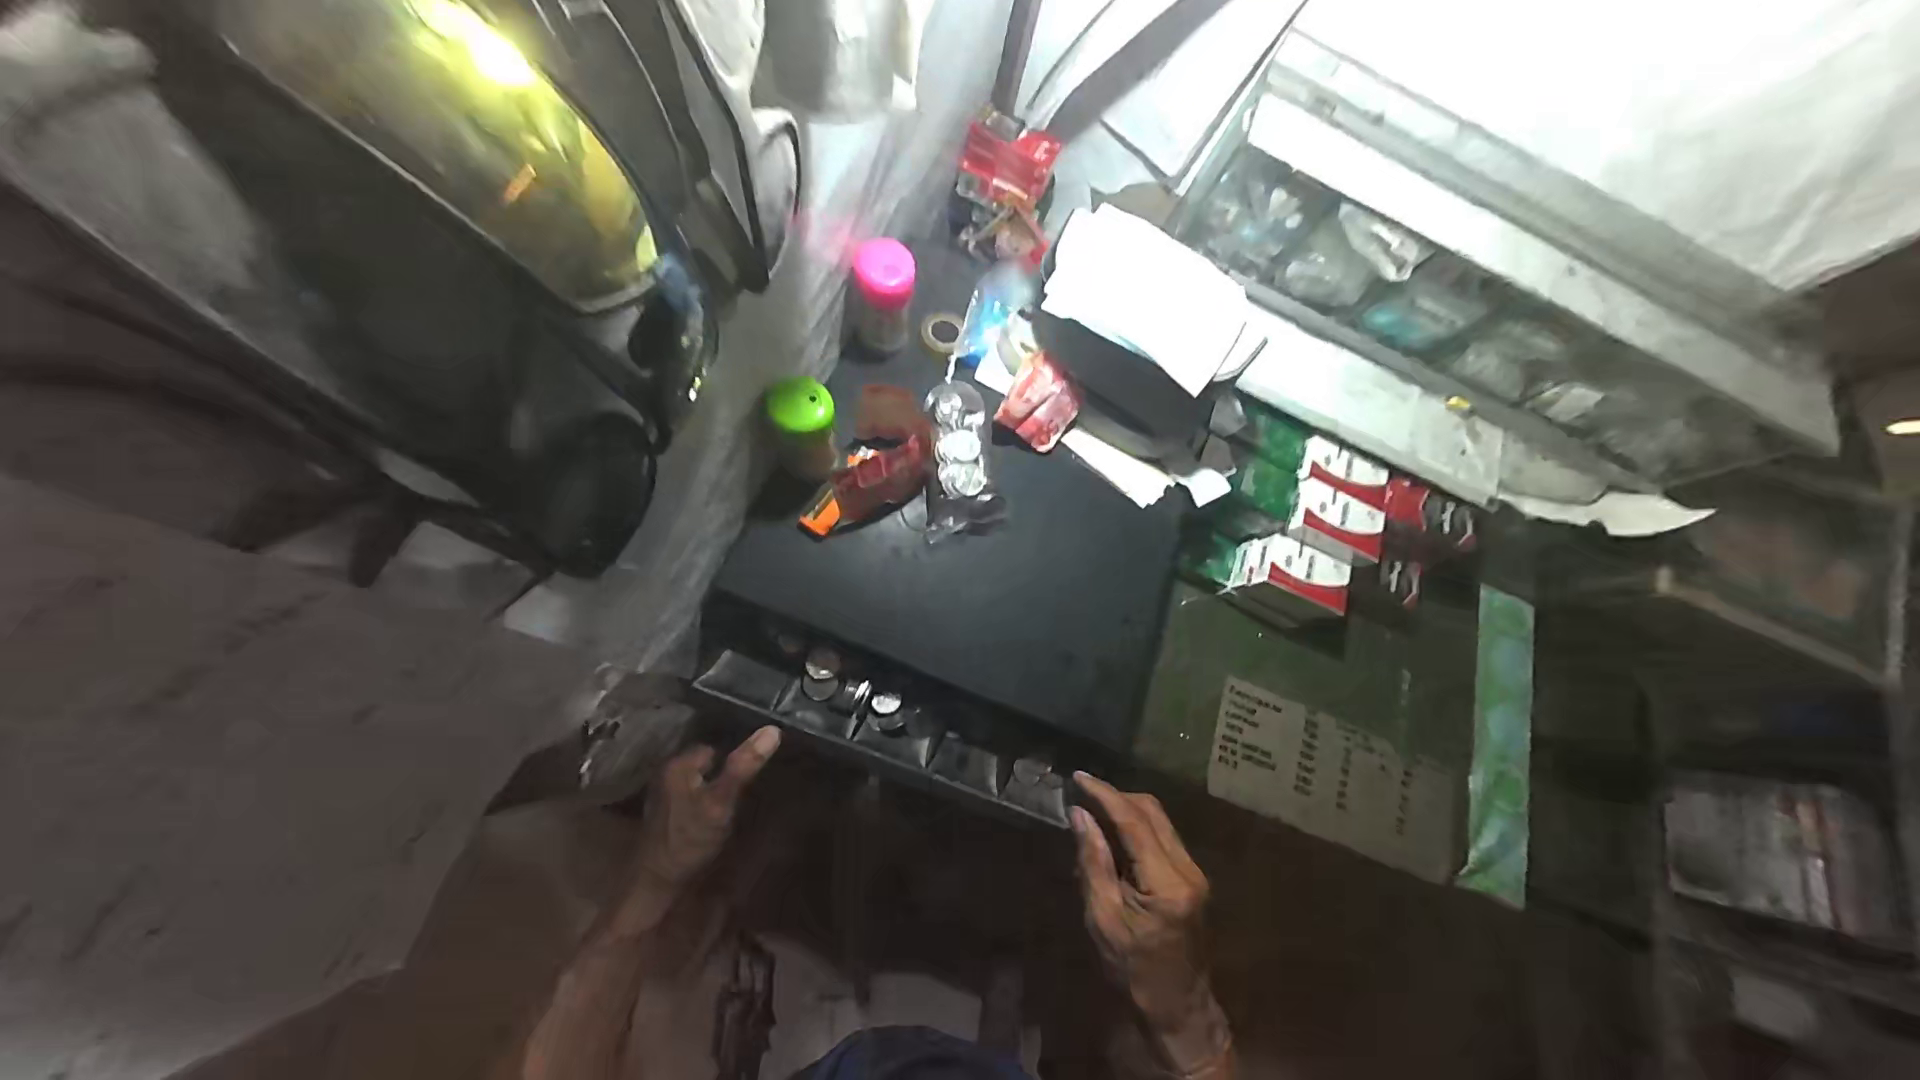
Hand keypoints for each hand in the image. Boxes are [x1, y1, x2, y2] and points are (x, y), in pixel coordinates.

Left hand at [633, 725, 781, 891]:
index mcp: (678, 764)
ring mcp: (665, 796)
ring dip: (717, 785)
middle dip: (726, 769)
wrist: (656, 886)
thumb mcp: (721, 801)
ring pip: (701, 780)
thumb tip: (773, 730)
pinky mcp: (668, 816)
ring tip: (740, 797)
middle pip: (708, 763)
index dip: (736, 754)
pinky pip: (695, 796)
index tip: (755, 767)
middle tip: (750, 784)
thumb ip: (743, 766)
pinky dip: (707, 801)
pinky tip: (719, 815)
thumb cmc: (688, 839)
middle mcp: (667, 774)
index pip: (715, 746)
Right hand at [1071, 771, 1228, 1069]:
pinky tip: (1114, 831)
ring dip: (1127, 808)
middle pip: (1152, 811)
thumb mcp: (1103, 918)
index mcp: (1167, 883)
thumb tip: (1080, 815)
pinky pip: (1163, 835)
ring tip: (1094, 807)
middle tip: (1083, 791)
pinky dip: (1137, 825)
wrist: (1178, 1007)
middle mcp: (1188, 870)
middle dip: (1116, 795)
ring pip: (1160, 820)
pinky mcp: (1193, 877)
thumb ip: (1093, 862)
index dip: (1105, 794)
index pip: (1134, 821)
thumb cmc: (1132, 970)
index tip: (1079, 777)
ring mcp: (1195, 872)